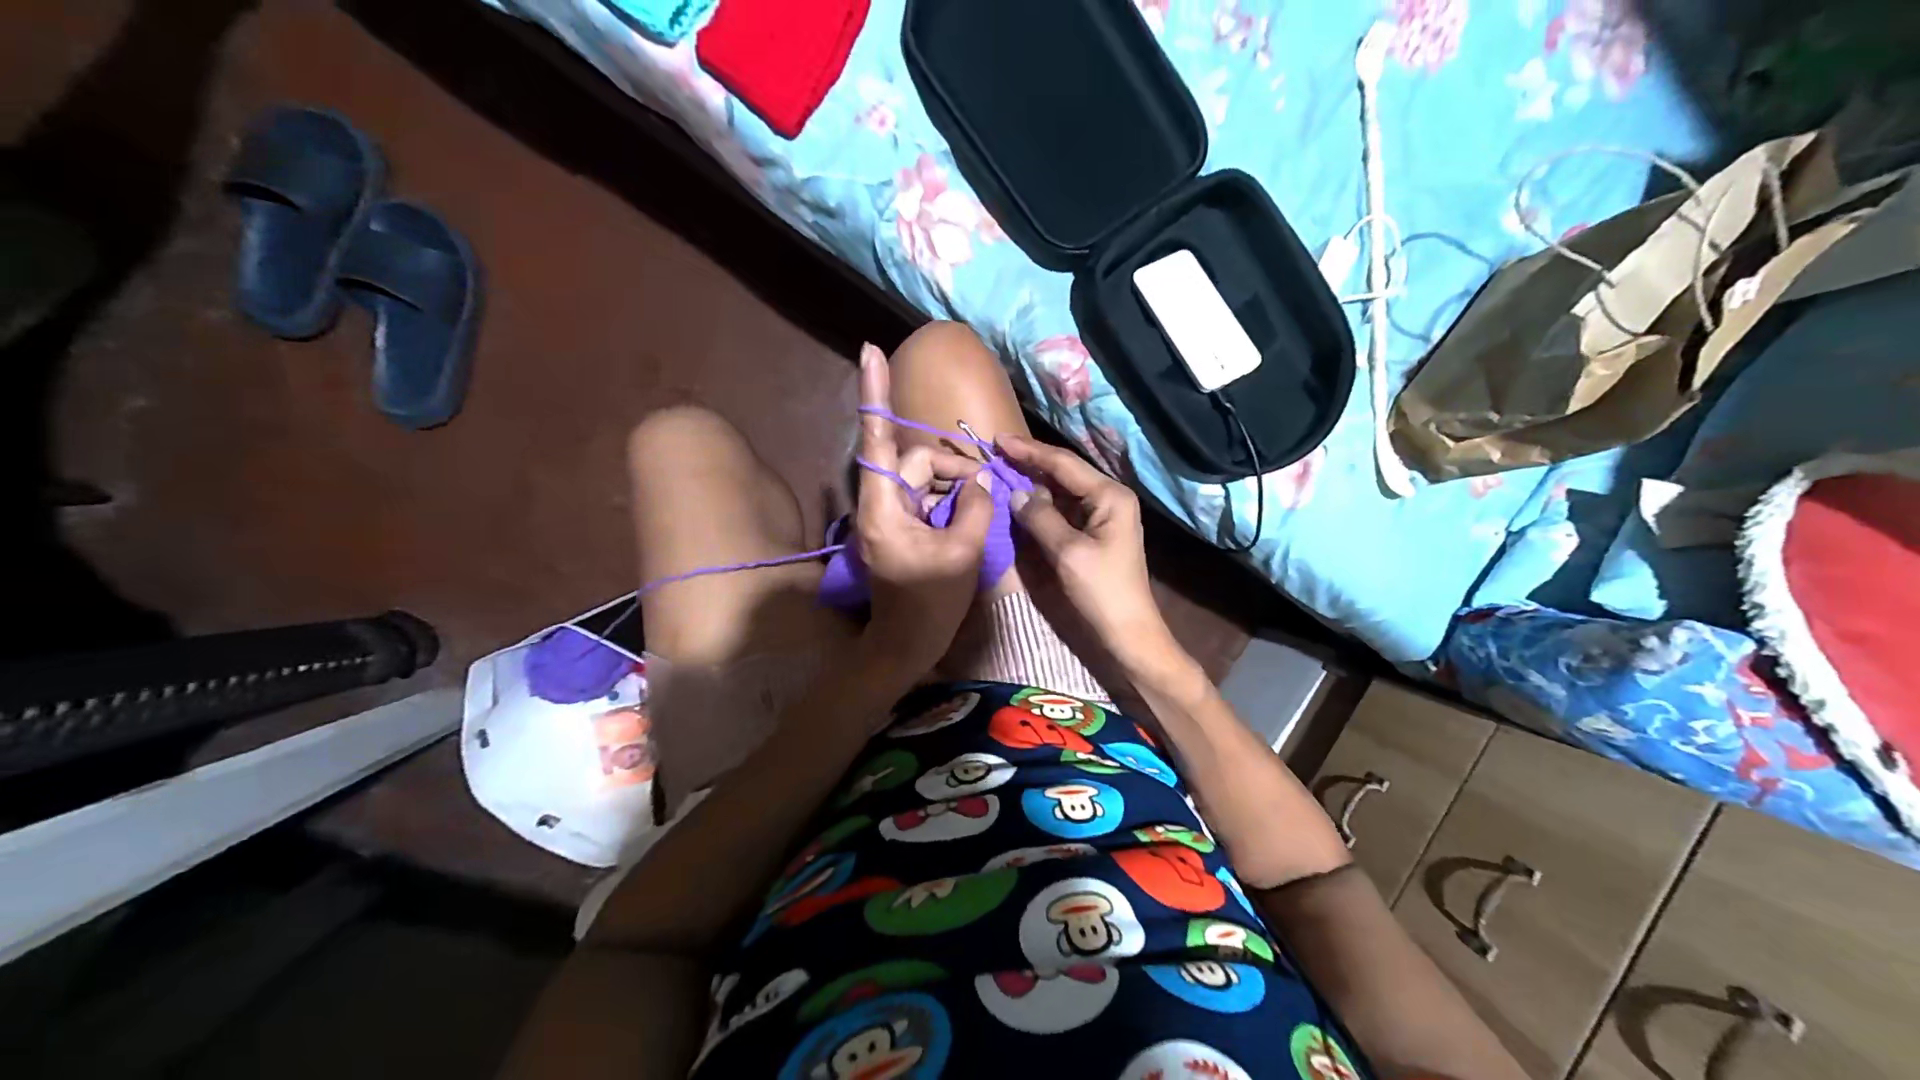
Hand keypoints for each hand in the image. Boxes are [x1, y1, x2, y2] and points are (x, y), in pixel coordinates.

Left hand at [854, 344, 994, 679]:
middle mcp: (878, 503)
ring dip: (950, 487)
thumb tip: (981, 480)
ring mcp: (885, 516)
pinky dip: (945, 501)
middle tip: (983, 491)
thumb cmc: (930, 603)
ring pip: (920, 480)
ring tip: (977, 509)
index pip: (877, 439)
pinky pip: (921, 498)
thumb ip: (975, 506)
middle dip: (950, 469)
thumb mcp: (963, 552)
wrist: (905, 644)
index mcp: (884, 507)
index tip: (869, 349)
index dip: (874, 393)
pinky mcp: (894, 527)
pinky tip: (966, 516)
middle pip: (913, 462)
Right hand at [996, 434, 1184, 678]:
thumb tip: (1015, 493)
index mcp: (1110, 496)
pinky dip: (1040, 504)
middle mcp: (1108, 498)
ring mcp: (1102, 516)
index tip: (998, 440)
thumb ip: (1040, 518)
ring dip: (1033, 481)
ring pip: (1061, 490)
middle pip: (1063, 472)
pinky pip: (1062, 510)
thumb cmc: (1102, 591)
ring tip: (1002, 470)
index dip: (1029, 451)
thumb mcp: (1067, 552)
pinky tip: (1021, 499)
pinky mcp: (1093, 534)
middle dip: (1030, 462)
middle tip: (996, 452)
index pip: (1063, 464)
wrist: (1127, 632)